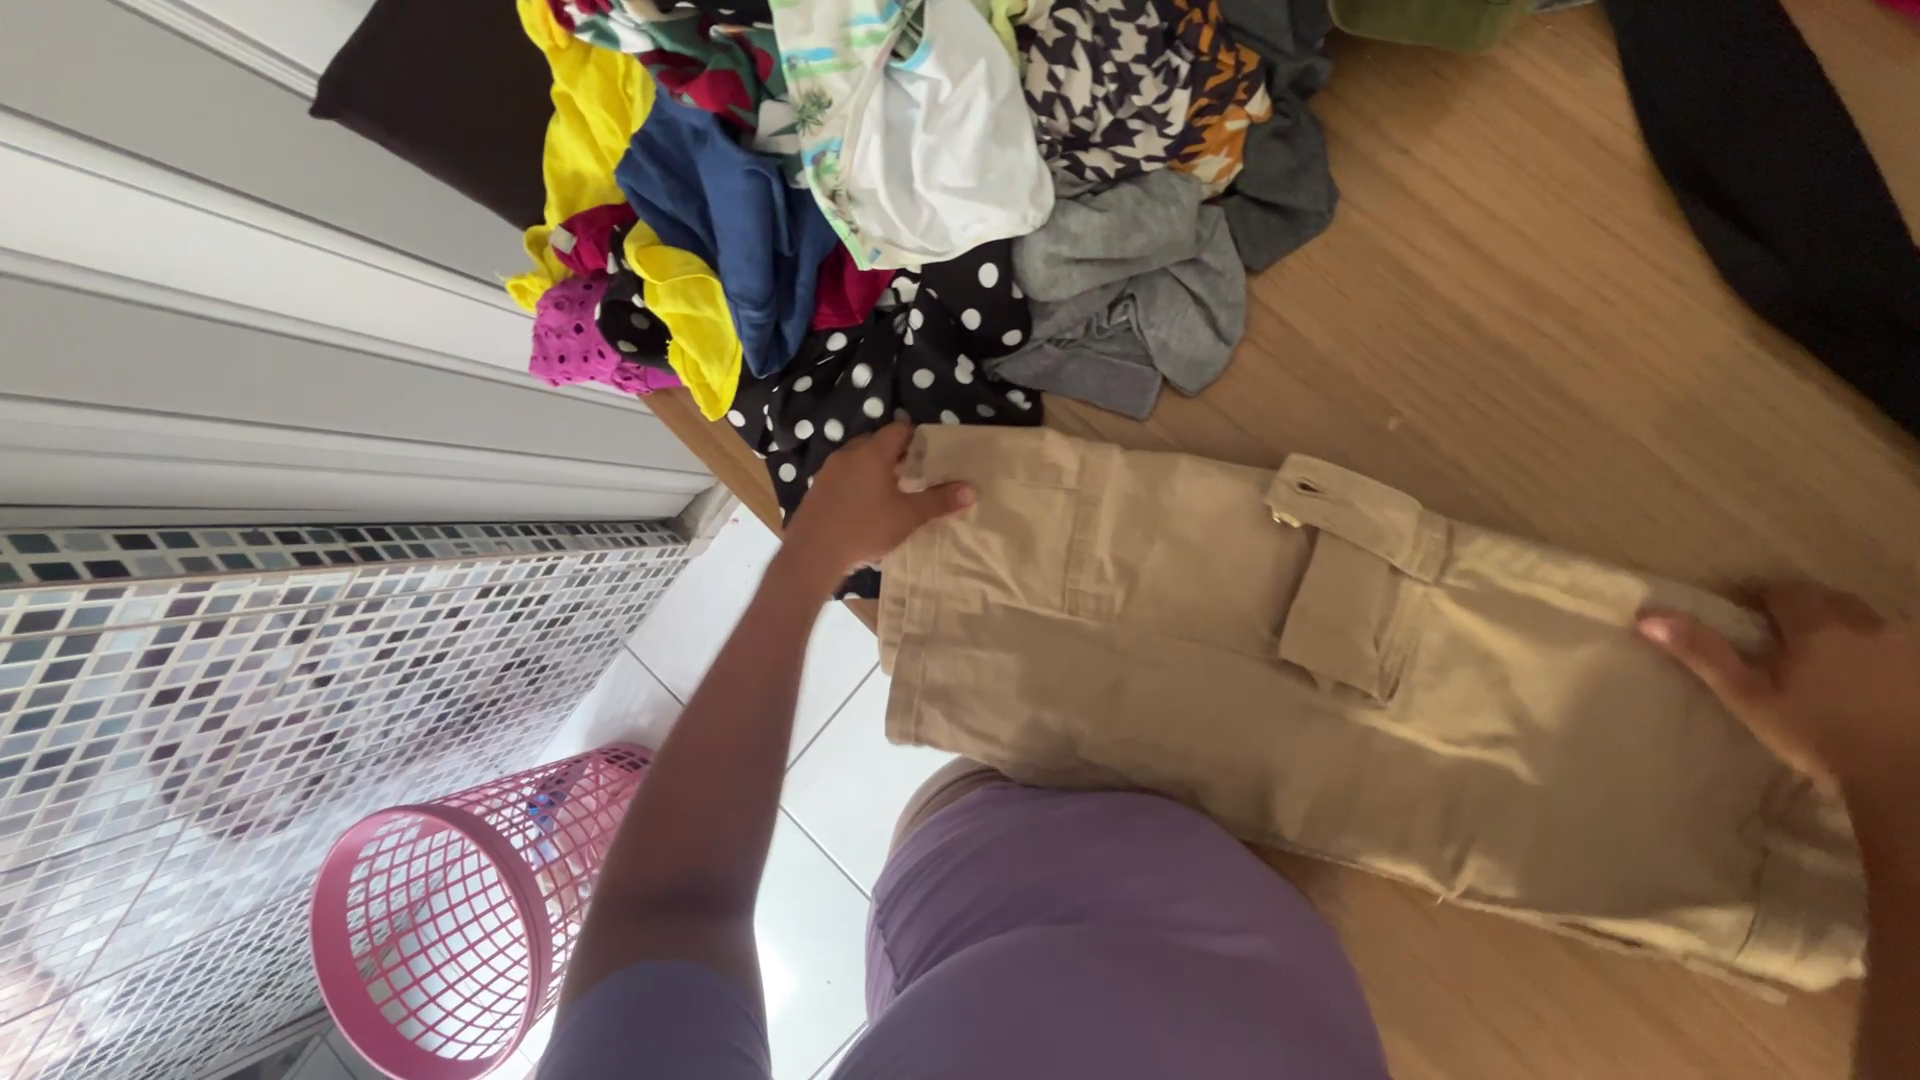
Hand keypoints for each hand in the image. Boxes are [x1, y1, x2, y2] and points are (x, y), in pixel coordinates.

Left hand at [775, 421, 972, 586]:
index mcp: (872, 452)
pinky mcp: (816, 490)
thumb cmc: (864, 528)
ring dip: (875, 469)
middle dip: (896, 453)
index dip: (917, 436)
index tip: (930, 452)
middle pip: (876, 442)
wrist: (812, 554)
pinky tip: (865, 506)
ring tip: (892, 490)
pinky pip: (843, 477)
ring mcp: (828, 471)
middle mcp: (848, 454)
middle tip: (915, 472)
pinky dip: (857, 483)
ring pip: (857, 460)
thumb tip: (971, 490)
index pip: (899, 429)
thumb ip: (939, 500)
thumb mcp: (908, 516)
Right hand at [1638, 583, 1919, 799]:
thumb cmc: (1815, 734)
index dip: (1760, 598)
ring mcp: (1909, 649)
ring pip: (1867, 622)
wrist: (1902, 779)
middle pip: (1829, 600)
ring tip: (1820, 660)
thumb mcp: (1746, 696)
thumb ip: (1702, 652)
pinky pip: (1895, 647)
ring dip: (1841, 629)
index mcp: (1819, 625)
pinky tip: (1864, 681)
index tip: (1742, 618)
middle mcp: (1869, 625)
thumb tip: (1647, 615)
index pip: (1784, 590)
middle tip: (1776, 639)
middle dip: (1802, 610)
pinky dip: (1874, 652)